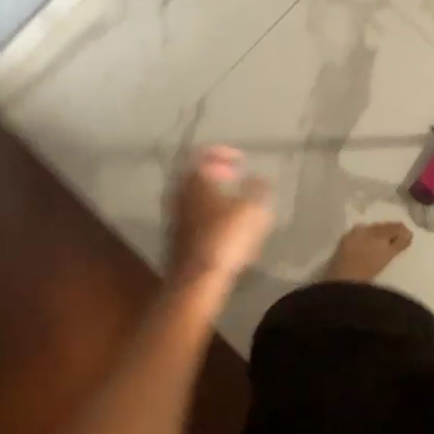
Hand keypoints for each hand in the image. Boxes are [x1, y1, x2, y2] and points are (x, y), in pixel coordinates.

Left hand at [166, 146, 271, 284]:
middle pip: (195, 173)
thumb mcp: (253, 211)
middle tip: (234, 175)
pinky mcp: (175, 235)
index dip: (223, 152)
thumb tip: (260, 178)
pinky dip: (206, 209)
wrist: (196, 280)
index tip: (240, 158)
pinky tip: (222, 222)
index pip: (204, 154)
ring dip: (211, 192)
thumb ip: (257, 189)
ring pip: (193, 194)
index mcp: (195, 179)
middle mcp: (179, 192)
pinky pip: (192, 212)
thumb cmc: (225, 240)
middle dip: (216, 172)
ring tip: (231, 199)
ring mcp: (174, 215)